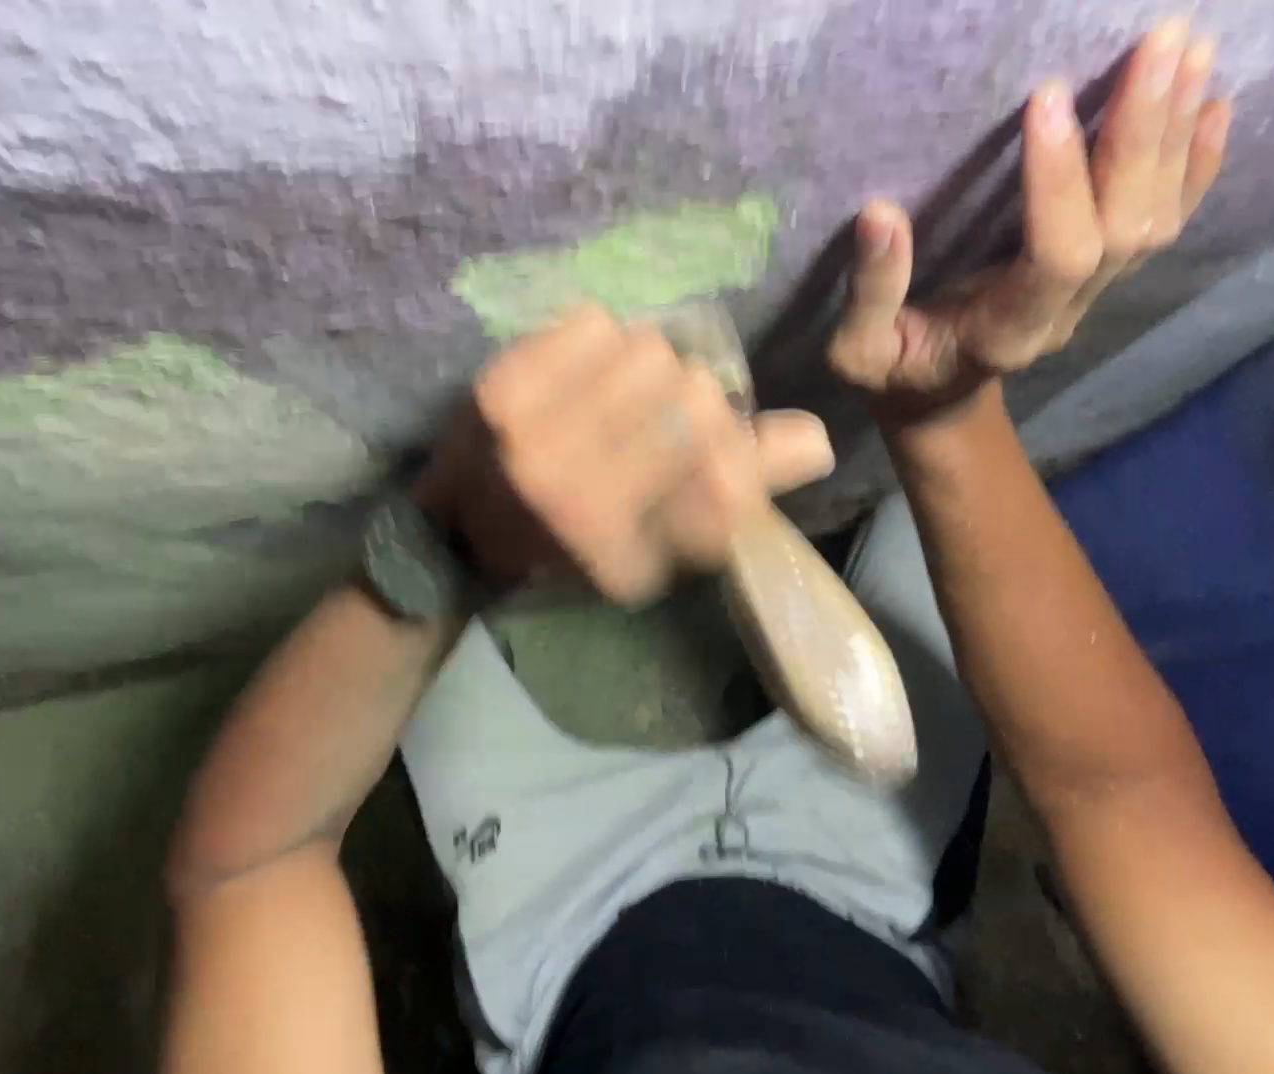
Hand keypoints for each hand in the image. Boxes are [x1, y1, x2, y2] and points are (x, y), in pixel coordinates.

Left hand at [423, 306, 834, 605]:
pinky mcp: (498, 382)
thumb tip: (817, 439)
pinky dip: (602, 341)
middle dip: (690, 400)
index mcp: (618, 539)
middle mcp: (572, 484)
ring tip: (616, 398)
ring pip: (647, 346)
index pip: (723, 460)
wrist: (456, 534)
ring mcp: (528, 427)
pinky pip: (593, 321)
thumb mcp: (657, 553)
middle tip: (657, 419)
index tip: (711, 448)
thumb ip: (735, 497)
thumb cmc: (568, 552)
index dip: (732, 442)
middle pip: (690, 388)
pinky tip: (583, 376)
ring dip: (646, 368)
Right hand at [830, 18, 1230, 420]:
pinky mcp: (1096, 282)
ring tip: (1186, 53)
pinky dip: (1194, 167)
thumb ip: (870, 294)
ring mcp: (1089, 299)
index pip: (1057, 257)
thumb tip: (878, 213)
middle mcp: (1062, 316)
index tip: (1045, 99)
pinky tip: (1214, 108)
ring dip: (1174, 135)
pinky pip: (1161, 227)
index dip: (1060, 183)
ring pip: (1153, 221)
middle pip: (1125, 228)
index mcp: (1004, 333)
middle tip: (1159, 44)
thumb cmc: (891, 375)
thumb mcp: (857, 352)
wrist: (934, 400)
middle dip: (1142, 136)